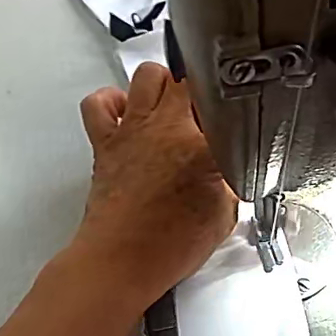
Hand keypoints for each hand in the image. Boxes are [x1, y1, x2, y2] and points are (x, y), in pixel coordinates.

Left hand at [74, 62, 238, 309]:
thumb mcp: (223, 217)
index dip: (233, 111)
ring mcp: (134, 130)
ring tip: (170, 104)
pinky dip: (112, 100)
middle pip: (189, 76)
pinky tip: (127, 113)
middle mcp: (168, 129)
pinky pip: (100, 103)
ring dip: (162, 83)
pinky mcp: (107, 141)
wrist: (121, 261)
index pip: (227, 106)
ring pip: (147, 75)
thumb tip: (231, 170)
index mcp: (204, 147)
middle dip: (199, 89)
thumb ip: (229, 184)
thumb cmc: (167, 246)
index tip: (235, 124)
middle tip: (203, 112)